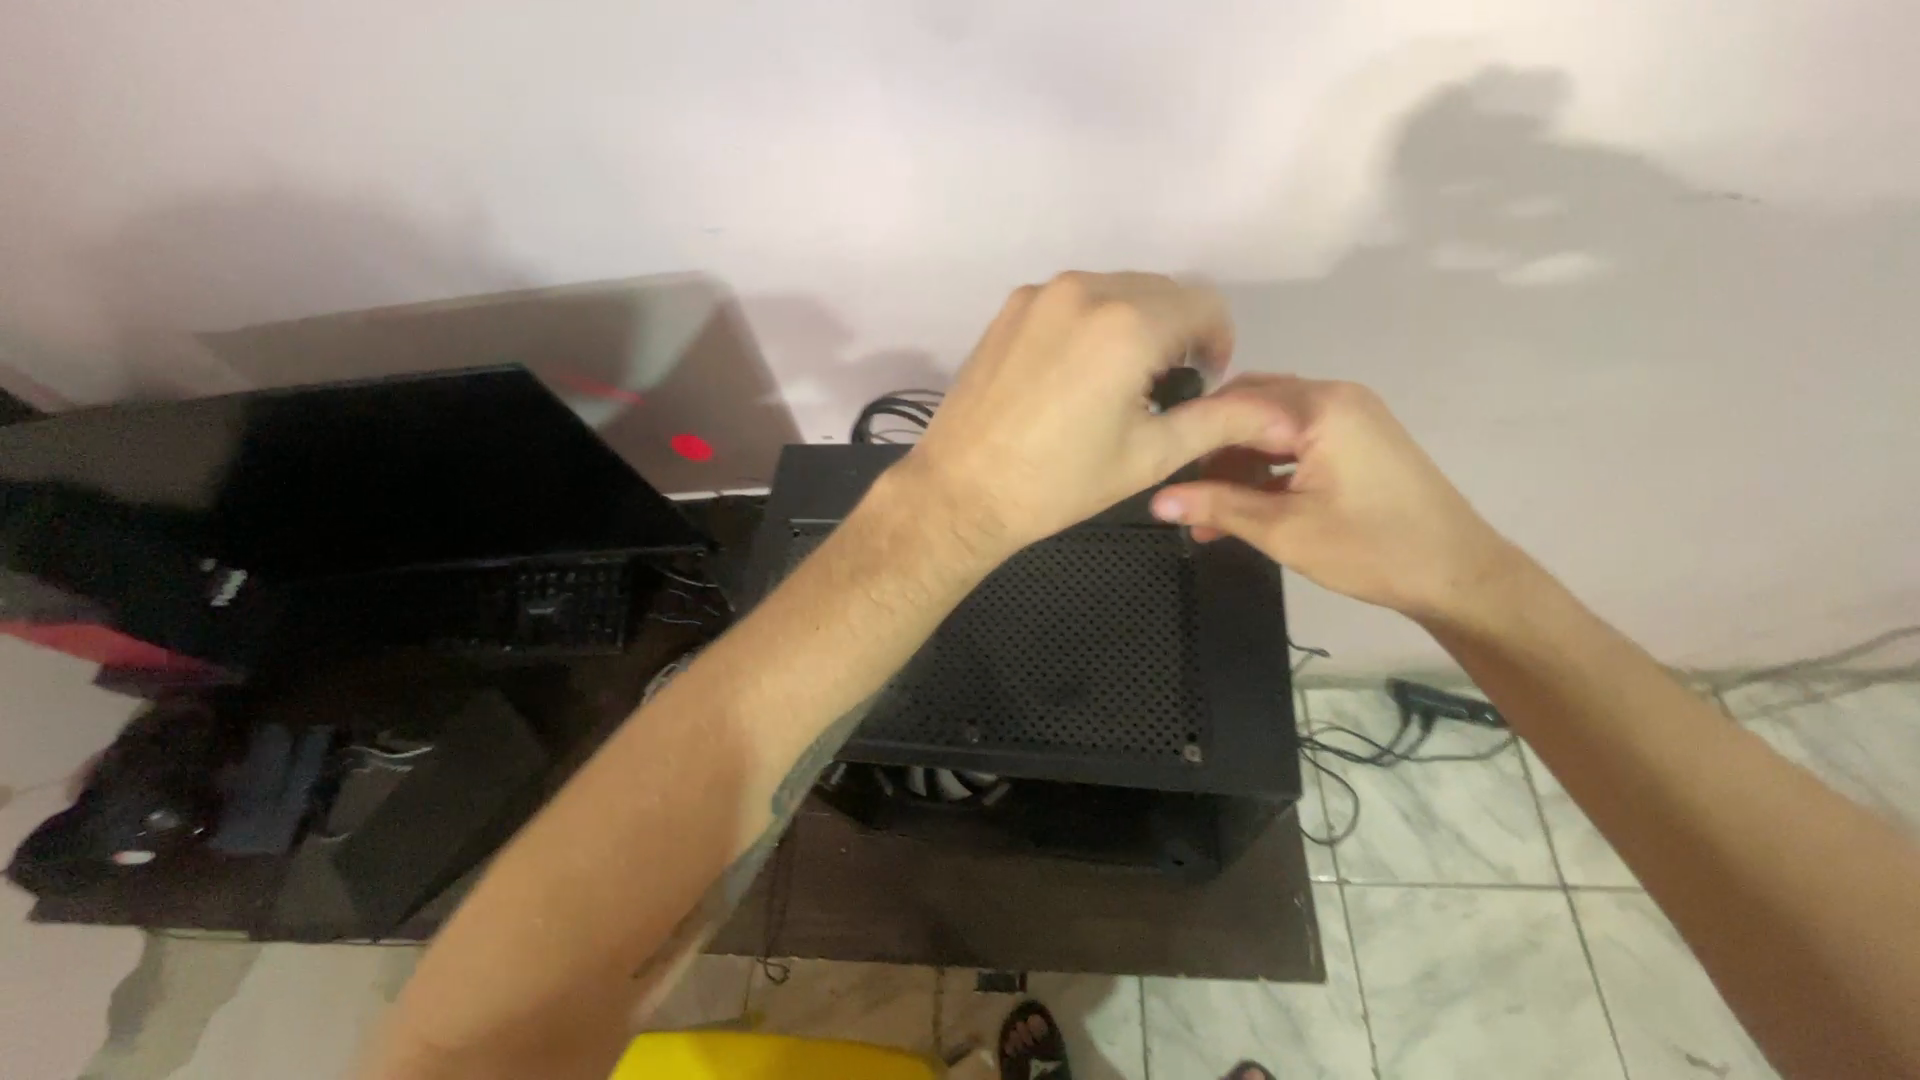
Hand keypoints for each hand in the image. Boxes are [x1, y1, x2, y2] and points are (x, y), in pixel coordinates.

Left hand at [907, 273, 1293, 547]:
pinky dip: (1091, 324)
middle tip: (1160, 392)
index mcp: (1128, 324)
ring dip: (1134, 325)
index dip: (1217, 344)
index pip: (1206, 305)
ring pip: (1117, 290)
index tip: (1201, 383)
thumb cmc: (1059, 483)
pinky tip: (1074, 376)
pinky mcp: (1011, 308)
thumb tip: (1281, 411)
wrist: (962, 491)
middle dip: (1176, 334)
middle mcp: (1085, 290)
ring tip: (1116, 386)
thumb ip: (1222, 420)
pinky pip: (1074, 300)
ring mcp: (1041, 295)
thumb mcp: (1151, 455)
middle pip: (1162, 291)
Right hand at [1149, 376, 1517, 620]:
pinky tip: (1244, 508)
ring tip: (1207, 514)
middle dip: (1212, 451)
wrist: (1459, 575)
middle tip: (1180, 492)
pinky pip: (1296, 442)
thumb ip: (1216, 506)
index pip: (1232, 404)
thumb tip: (1155, 501)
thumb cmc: (1371, 548)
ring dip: (1237, 466)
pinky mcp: (1359, 440)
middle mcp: (1335, 396)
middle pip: (1250, 409)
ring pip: (1270, 429)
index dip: (1190, 436)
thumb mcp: (1283, 530)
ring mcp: (1351, 416)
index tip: (1156, 467)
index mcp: (1318, 406)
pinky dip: (1267, 471)